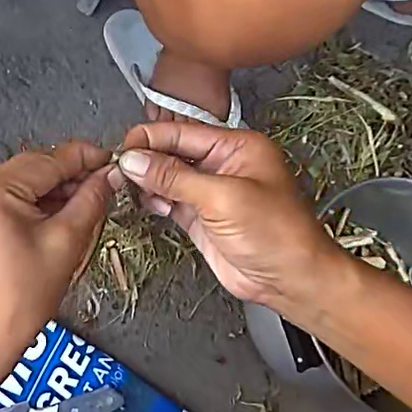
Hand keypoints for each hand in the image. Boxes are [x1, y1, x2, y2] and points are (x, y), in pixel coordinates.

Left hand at [0, 141, 115, 368]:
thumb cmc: (19, 300)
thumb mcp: (67, 242)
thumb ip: (91, 200)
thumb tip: (108, 176)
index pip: (49, 160)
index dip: (86, 158)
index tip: (111, 160)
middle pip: (36, 168)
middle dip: (72, 175)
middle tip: (106, 184)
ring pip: (26, 183)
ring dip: (57, 190)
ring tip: (88, 203)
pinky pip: (13, 199)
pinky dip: (39, 204)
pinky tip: (63, 215)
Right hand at [113, 122, 347, 312]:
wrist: (291, 278)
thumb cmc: (279, 234)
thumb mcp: (223, 198)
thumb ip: (175, 177)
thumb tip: (137, 160)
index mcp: (237, 147)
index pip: (183, 133)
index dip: (151, 139)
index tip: (124, 149)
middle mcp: (223, 165)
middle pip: (172, 153)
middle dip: (145, 160)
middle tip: (120, 170)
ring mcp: (211, 193)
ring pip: (168, 178)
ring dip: (147, 182)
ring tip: (129, 187)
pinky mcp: (202, 219)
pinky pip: (171, 202)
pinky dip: (155, 202)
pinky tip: (146, 203)